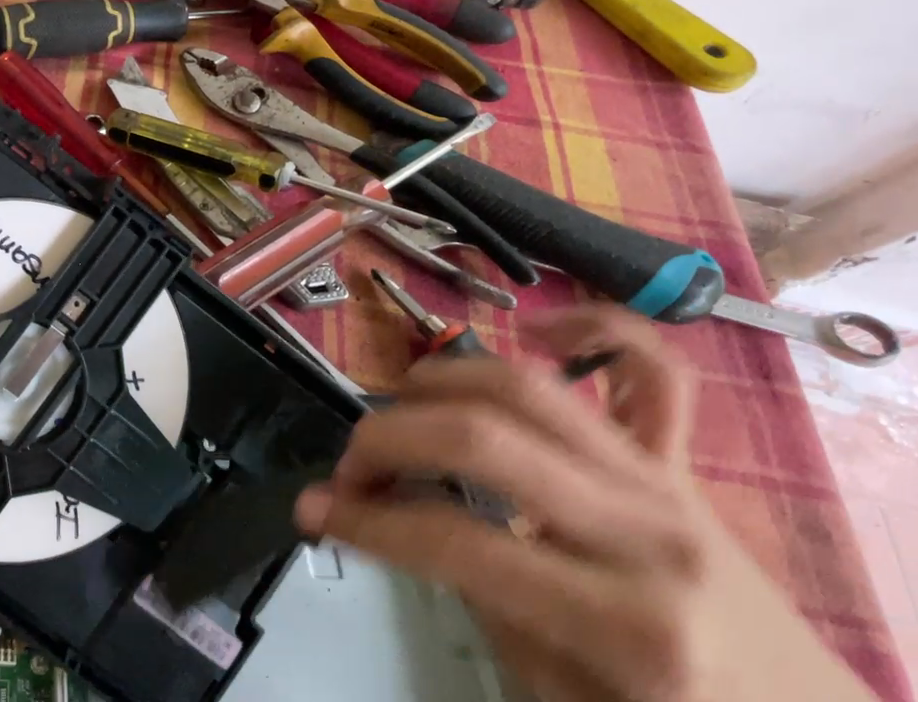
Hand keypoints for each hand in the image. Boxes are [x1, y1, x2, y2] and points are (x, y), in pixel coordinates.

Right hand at [294, 307, 873, 701]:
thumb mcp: (558, 696)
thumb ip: (481, 601)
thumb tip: (401, 522)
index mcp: (625, 621)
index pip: (453, 541)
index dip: (364, 521)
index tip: (311, 512)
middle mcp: (647, 533)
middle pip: (482, 439)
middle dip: (387, 441)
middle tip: (353, 469)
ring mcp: (669, 485)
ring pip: (532, 388)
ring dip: (441, 382)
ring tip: (402, 407)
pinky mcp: (684, 464)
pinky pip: (653, 373)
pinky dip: (597, 331)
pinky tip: (536, 329)